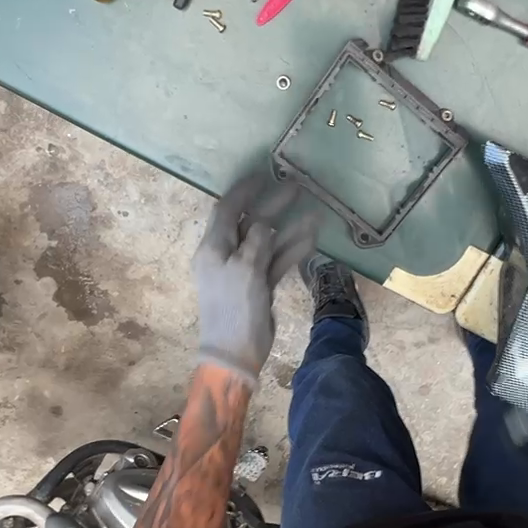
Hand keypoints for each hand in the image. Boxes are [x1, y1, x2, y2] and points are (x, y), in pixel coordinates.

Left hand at [193, 171, 319, 380]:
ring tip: (315, 212)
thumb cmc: (234, 310)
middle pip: (250, 223)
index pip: (226, 210)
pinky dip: (292, 250)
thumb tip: (262, 225)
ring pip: (267, 243)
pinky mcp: (259, 286)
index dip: (244, 191)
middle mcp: (226, 256)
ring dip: (289, 228)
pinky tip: (312, 237)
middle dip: (272, 206)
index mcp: (213, 249)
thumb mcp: (244, 270)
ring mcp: (244, 271)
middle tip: (297, 188)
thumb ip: (255, 241)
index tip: (264, 174)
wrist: (236, 353)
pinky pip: (276, 262)